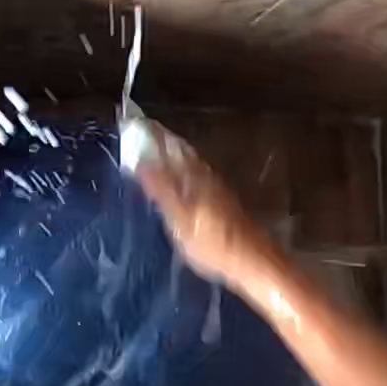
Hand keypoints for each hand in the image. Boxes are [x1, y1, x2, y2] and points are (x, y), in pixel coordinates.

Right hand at [130, 120, 279, 290]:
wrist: (253, 261)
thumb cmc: (213, 245)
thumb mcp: (180, 221)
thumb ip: (162, 190)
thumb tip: (142, 162)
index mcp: (193, 177)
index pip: (168, 148)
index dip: (151, 136)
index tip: (133, 124)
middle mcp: (205, 175)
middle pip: (180, 150)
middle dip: (161, 139)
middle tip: (142, 130)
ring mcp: (215, 186)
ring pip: (189, 160)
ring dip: (172, 150)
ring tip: (155, 146)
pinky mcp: (221, 198)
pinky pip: (196, 171)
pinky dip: (182, 165)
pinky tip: (178, 172)